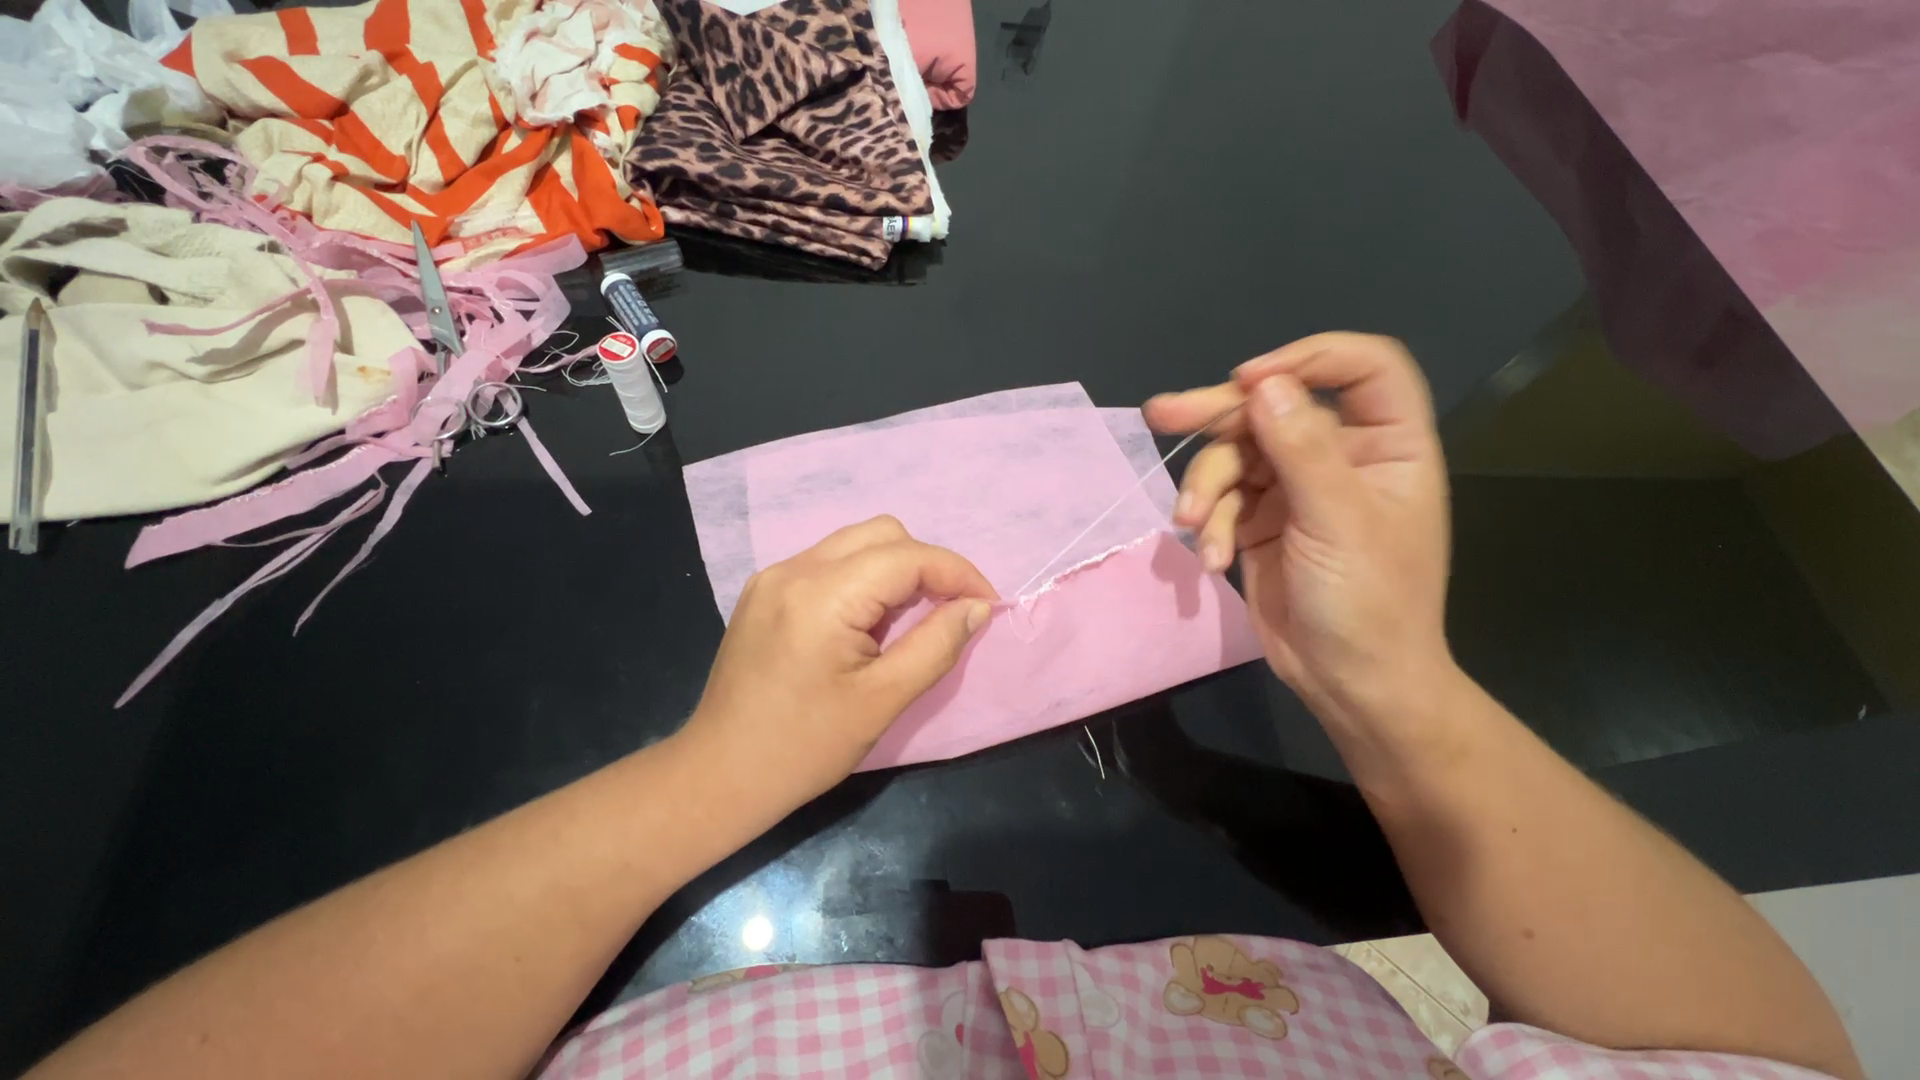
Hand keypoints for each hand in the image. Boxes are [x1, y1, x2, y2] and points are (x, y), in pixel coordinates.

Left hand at [683, 516, 997, 808]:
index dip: (957, 573)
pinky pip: (828, 563)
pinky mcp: (764, 592)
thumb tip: (978, 606)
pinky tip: (867, 624)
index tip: (989, 605)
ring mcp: (773, 577)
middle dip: (927, 565)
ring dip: (895, 571)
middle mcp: (794, 569)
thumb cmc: (805, 746)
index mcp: (822, 594)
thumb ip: (936, 644)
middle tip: (949, 613)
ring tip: (909, 621)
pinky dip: (862, 580)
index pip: (907, 556)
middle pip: (882, 534)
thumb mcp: (883, 700)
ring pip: (854, 544)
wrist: (720, 774)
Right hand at [1143, 333, 1453, 728]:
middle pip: (1274, 408)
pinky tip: (1211, 559)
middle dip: (1218, 416)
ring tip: (1191, 525)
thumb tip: (1264, 383)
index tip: (1252, 381)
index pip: (1361, 368)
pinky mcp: (1260, 520)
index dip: (1308, 359)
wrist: (1349, 682)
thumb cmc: (1370, 603)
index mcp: (1388, 444)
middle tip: (1161, 413)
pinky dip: (1210, 525)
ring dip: (1206, 488)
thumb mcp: (1338, 522)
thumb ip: (1302, 449)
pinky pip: (1222, 501)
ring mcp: (1296, 488)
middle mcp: (1342, 455)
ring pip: (1236, 456)